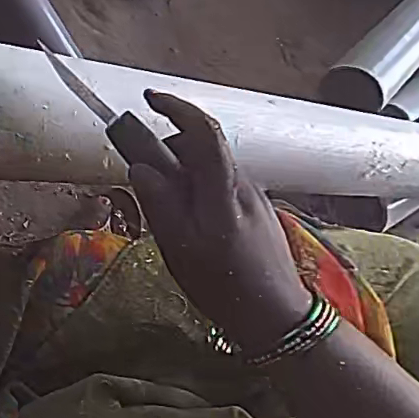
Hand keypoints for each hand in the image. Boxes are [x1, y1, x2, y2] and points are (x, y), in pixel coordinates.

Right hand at [127, 91, 310, 352]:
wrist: (277, 317)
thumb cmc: (225, 287)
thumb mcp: (180, 250)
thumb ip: (161, 204)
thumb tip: (142, 166)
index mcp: (222, 192)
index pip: (204, 132)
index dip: (177, 108)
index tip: (150, 100)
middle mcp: (242, 184)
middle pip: (201, 147)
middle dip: (169, 153)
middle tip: (149, 187)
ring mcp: (253, 195)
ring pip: (209, 167)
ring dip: (183, 176)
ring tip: (171, 218)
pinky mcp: (256, 208)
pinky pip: (219, 185)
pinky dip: (198, 191)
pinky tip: (193, 227)